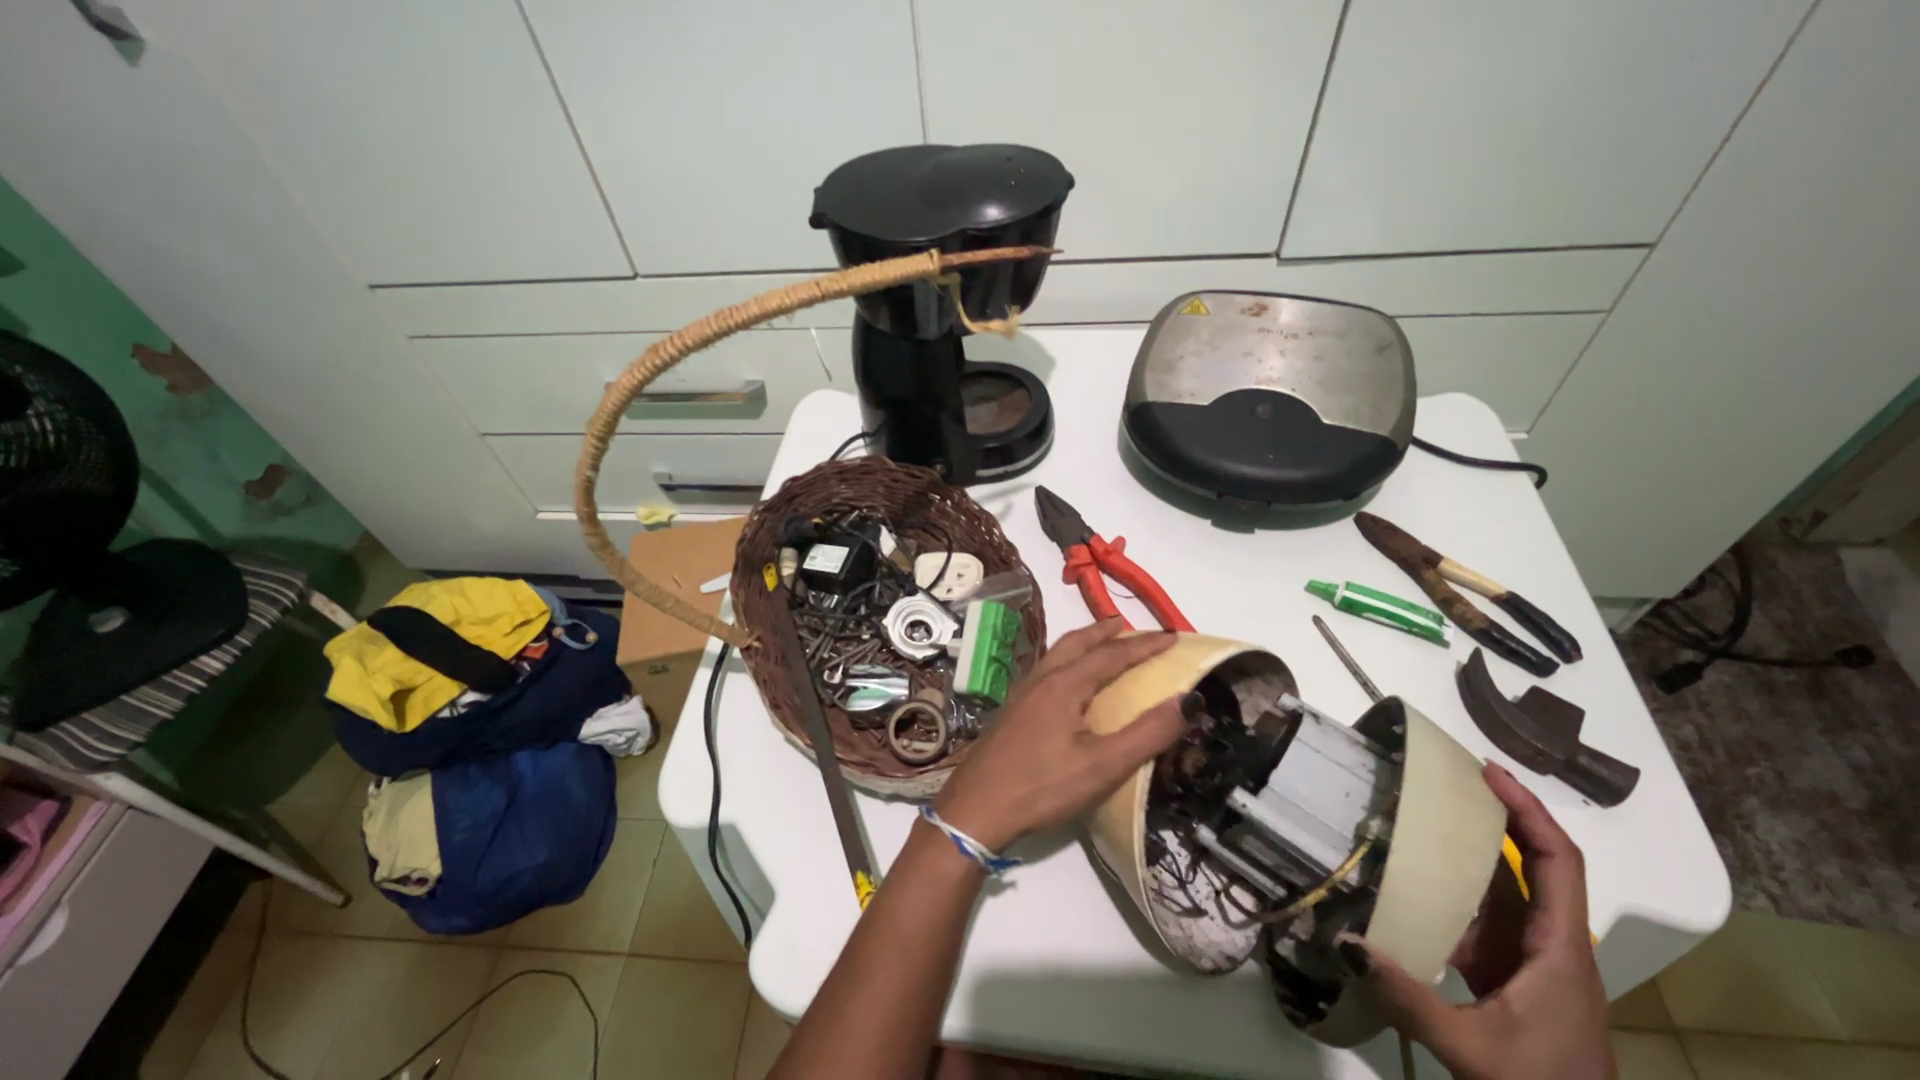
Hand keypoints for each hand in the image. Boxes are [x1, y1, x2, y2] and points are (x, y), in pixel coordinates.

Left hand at [933, 619, 1187, 851]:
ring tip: (1100, 643)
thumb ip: (1148, 733)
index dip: (1144, 645)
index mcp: (1065, 685)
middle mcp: (1041, 680)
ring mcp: (1021, 695)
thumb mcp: (1104, 765)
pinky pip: (1045, 671)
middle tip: (1128, 625)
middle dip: (1105, 632)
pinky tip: (1066, 682)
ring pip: (1057, 655)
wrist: (976, 810)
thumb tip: (1188, 700)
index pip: (1112, 655)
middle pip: (1077, 643)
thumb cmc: (1043, 787)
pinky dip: (1066, 662)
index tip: (1172, 638)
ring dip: (1082, 643)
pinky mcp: (1011, 713)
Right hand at [1345, 763, 1613, 1079]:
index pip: (1556, 862)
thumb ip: (1408, 998)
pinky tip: (1411, 897)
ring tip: (1418, 826)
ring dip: (1470, 861)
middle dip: (1497, 819)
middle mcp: (1553, 946)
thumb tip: (1348, 944)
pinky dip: (1453, 905)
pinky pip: (1485, 929)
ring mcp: (1534, 966)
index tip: (1487, 772)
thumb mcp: (1471, 1051)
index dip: (1528, 812)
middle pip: (1534, 867)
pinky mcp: (1514, 985)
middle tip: (1445, 784)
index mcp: (1560, 950)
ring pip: (1507, 897)